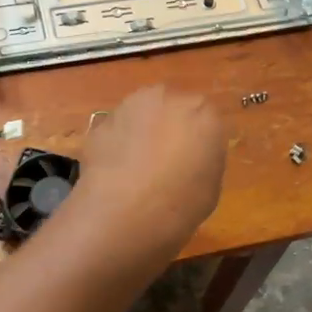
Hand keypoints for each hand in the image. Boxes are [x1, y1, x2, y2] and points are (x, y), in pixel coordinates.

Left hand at [66, 87, 227, 253]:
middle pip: (172, 107)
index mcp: (204, 113)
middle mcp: (168, 98)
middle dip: (169, 127)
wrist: (122, 213)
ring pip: (141, 113)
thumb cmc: (179, 206)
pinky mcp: (101, 122)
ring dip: (141, 131)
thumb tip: (192, 157)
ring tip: (136, 167)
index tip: (193, 161)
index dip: (198, 139)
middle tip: (165, 161)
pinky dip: (117, 144)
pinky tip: (115, 171)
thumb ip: (204, 160)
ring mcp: (130, 106)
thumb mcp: (210, 189)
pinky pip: (116, 130)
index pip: (206, 117)